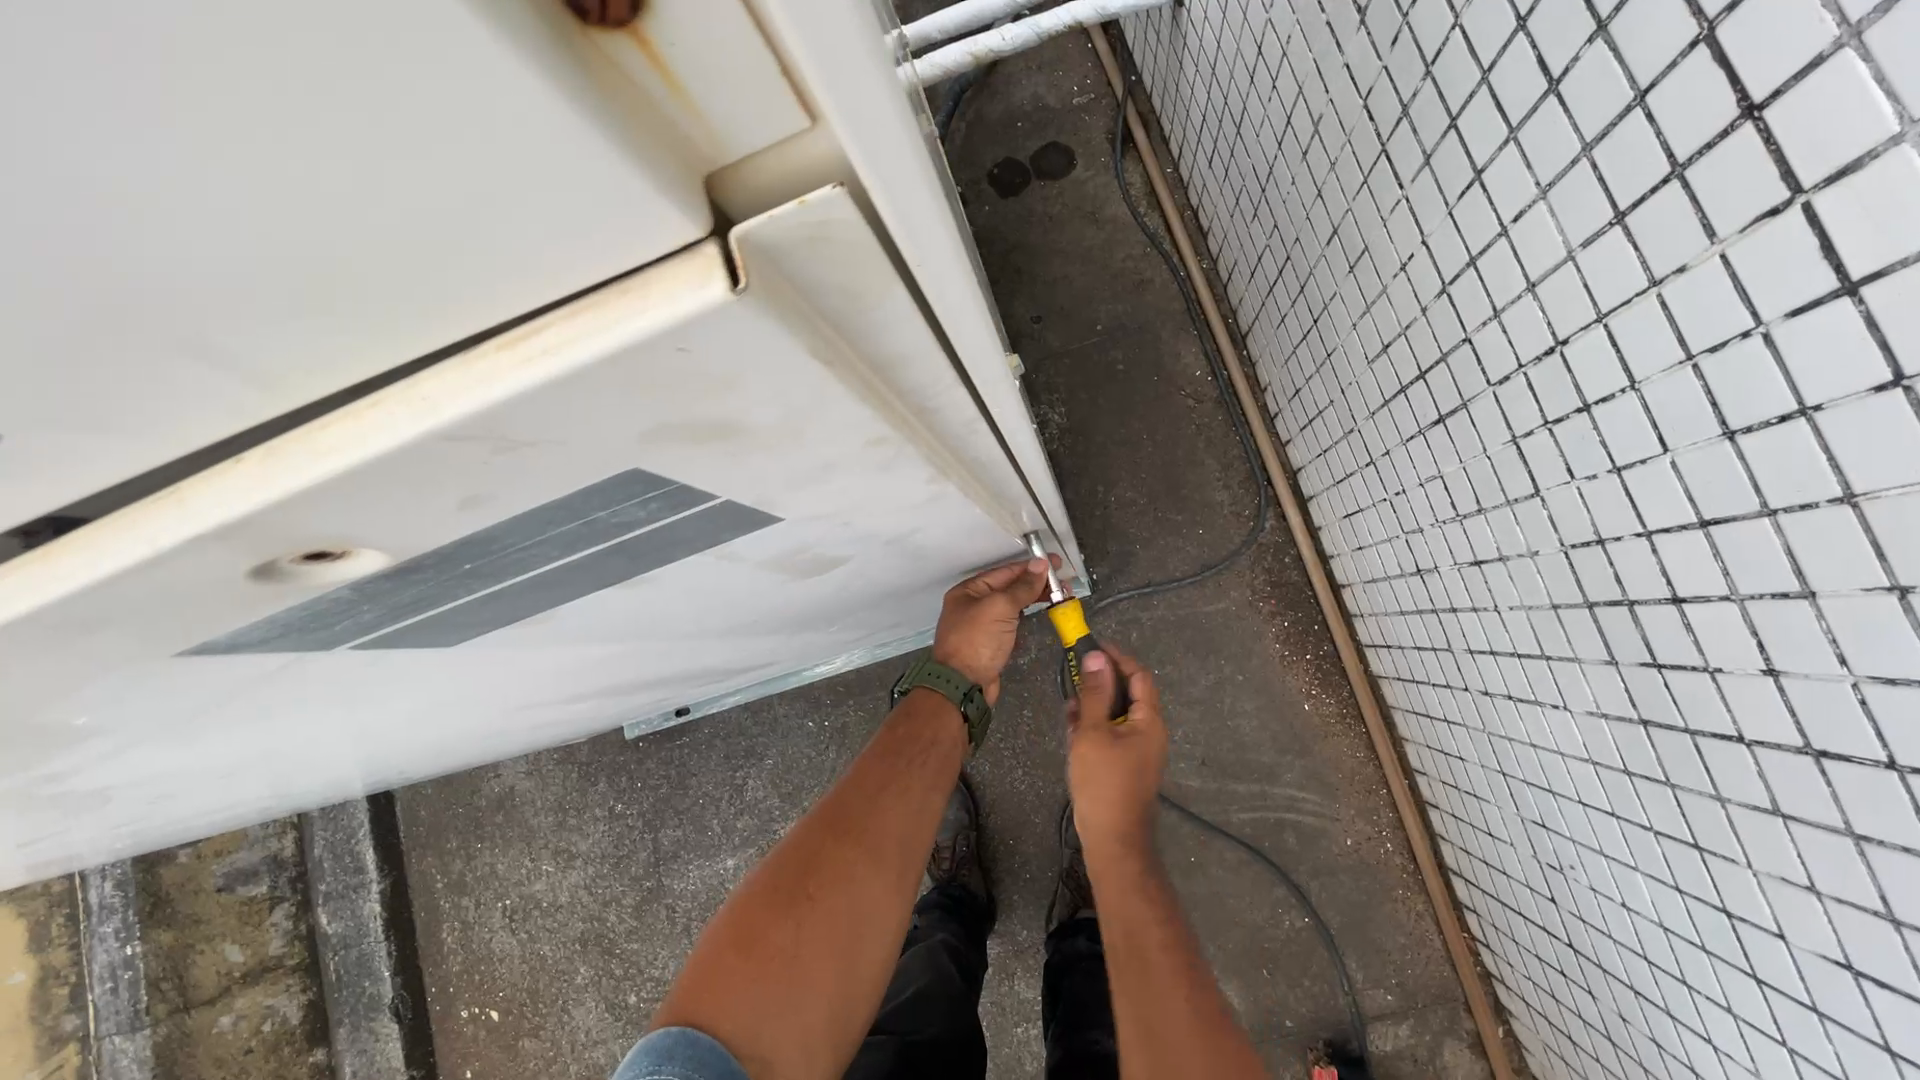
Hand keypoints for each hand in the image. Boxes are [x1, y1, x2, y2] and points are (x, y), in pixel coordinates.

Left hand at [931, 556, 1053, 704]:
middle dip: (1035, 585)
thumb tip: (1040, 565)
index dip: (1031, 567)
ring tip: (1057, 598)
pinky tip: (1039, 618)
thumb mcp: (1000, 607)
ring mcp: (981, 627)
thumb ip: (1022, 587)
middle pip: (1009, 589)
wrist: (963, 686)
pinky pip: (1011, 626)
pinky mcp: (990, 645)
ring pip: (1011, 608)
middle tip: (1063, 585)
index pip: (1005, 572)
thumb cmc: (977, 642)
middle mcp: (973, 606)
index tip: (1055, 564)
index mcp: (969, 591)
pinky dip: (1025, 621)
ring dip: (1033, 601)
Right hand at [1065, 643, 1165, 854]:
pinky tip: (1072, 731)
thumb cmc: (1103, 782)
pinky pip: (1111, 736)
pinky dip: (1093, 728)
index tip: (1090, 645)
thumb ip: (1095, 693)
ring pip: (1116, 716)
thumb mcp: (1093, 733)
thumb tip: (1097, 656)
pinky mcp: (1125, 767)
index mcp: (1149, 721)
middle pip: (1128, 694)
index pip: (1139, 675)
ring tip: (1068, 706)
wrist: (1112, 840)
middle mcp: (1149, 733)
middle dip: (1100, 682)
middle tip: (1073, 674)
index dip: (1117, 657)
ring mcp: (1138, 751)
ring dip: (1093, 706)